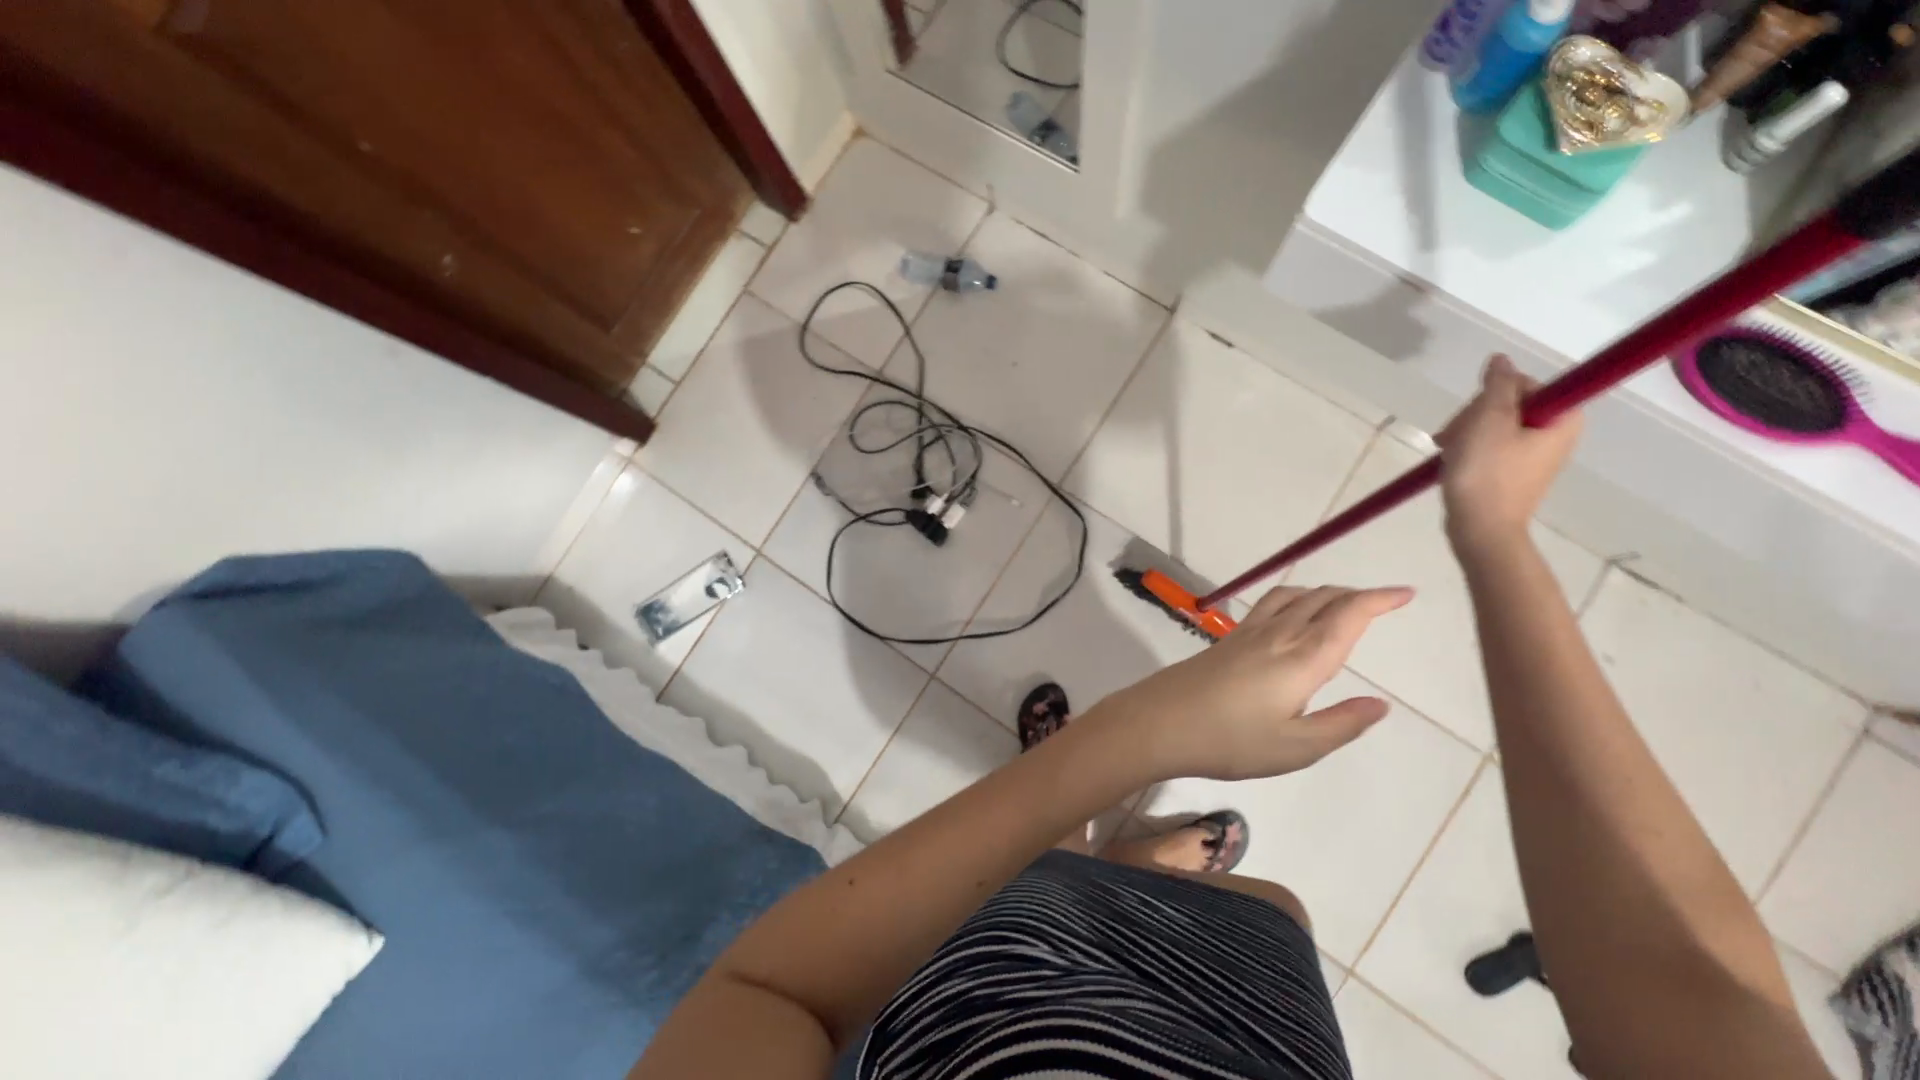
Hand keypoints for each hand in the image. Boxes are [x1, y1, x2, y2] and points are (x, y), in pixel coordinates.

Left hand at [1097, 584, 1413, 781]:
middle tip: (1381, 602)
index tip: (1405, 593)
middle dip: (1355, 595)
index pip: (1348, 617)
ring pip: (1293, 596)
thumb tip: (1380, 704)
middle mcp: (1278, 636)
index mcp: (1302, 659)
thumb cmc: (1228, 741)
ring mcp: (1248, 635)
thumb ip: (1340, 724)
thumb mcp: (1295, 748)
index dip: (1378, 600)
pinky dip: (1294, 600)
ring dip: (1323, 593)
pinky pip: (1270, 605)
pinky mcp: (1226, 642)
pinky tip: (1290, 617)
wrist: (1157, 723)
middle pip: (1322, 599)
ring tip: (1340, 604)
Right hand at [1437, 354, 1581, 554]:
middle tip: (1453, 436)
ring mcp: (1535, 454)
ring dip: (1466, 432)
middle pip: (1507, 404)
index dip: (1491, 394)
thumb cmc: (1487, 473)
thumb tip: (1501, 360)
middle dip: (1474, 416)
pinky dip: (1469, 448)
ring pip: (1494, 424)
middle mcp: (1556, 433)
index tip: (1473, 415)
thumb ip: (1498, 384)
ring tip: (1448, 451)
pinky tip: (1453, 460)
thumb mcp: (1489, 420)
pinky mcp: (1515, 472)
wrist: (1481, 530)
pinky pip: (1491, 446)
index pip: (1523, 384)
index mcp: (1562, 418)